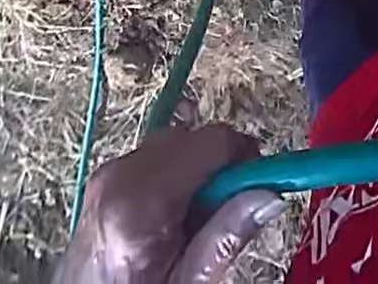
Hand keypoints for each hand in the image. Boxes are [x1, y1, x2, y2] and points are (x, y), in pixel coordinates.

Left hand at [54, 124, 284, 283]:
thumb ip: (226, 237)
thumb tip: (272, 196)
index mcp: (139, 204)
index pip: (212, 142)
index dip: (245, 157)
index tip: (261, 184)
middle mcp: (120, 176)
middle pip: (195, 139)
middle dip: (222, 165)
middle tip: (233, 207)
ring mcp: (108, 174)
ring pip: (177, 142)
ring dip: (200, 167)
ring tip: (201, 216)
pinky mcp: (105, 178)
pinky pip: (156, 155)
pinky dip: (177, 172)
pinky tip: (176, 213)